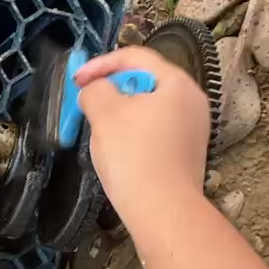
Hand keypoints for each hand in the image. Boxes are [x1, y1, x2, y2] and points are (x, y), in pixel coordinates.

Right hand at [74, 46, 211, 227]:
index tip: (75, 81)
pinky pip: (155, 129)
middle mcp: (192, 100)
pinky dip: (134, 131)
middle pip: (144, 81)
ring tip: (101, 130)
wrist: (163, 210)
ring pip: (148, 107)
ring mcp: (193, 128)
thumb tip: (95, 90)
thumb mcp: (104, 114)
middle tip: (87, 104)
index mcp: (176, 83)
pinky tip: (120, 151)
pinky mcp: (186, 152)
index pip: (135, 57)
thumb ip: (95, 90)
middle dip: (111, 89)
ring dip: (120, 112)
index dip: (100, 64)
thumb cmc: (134, 157)